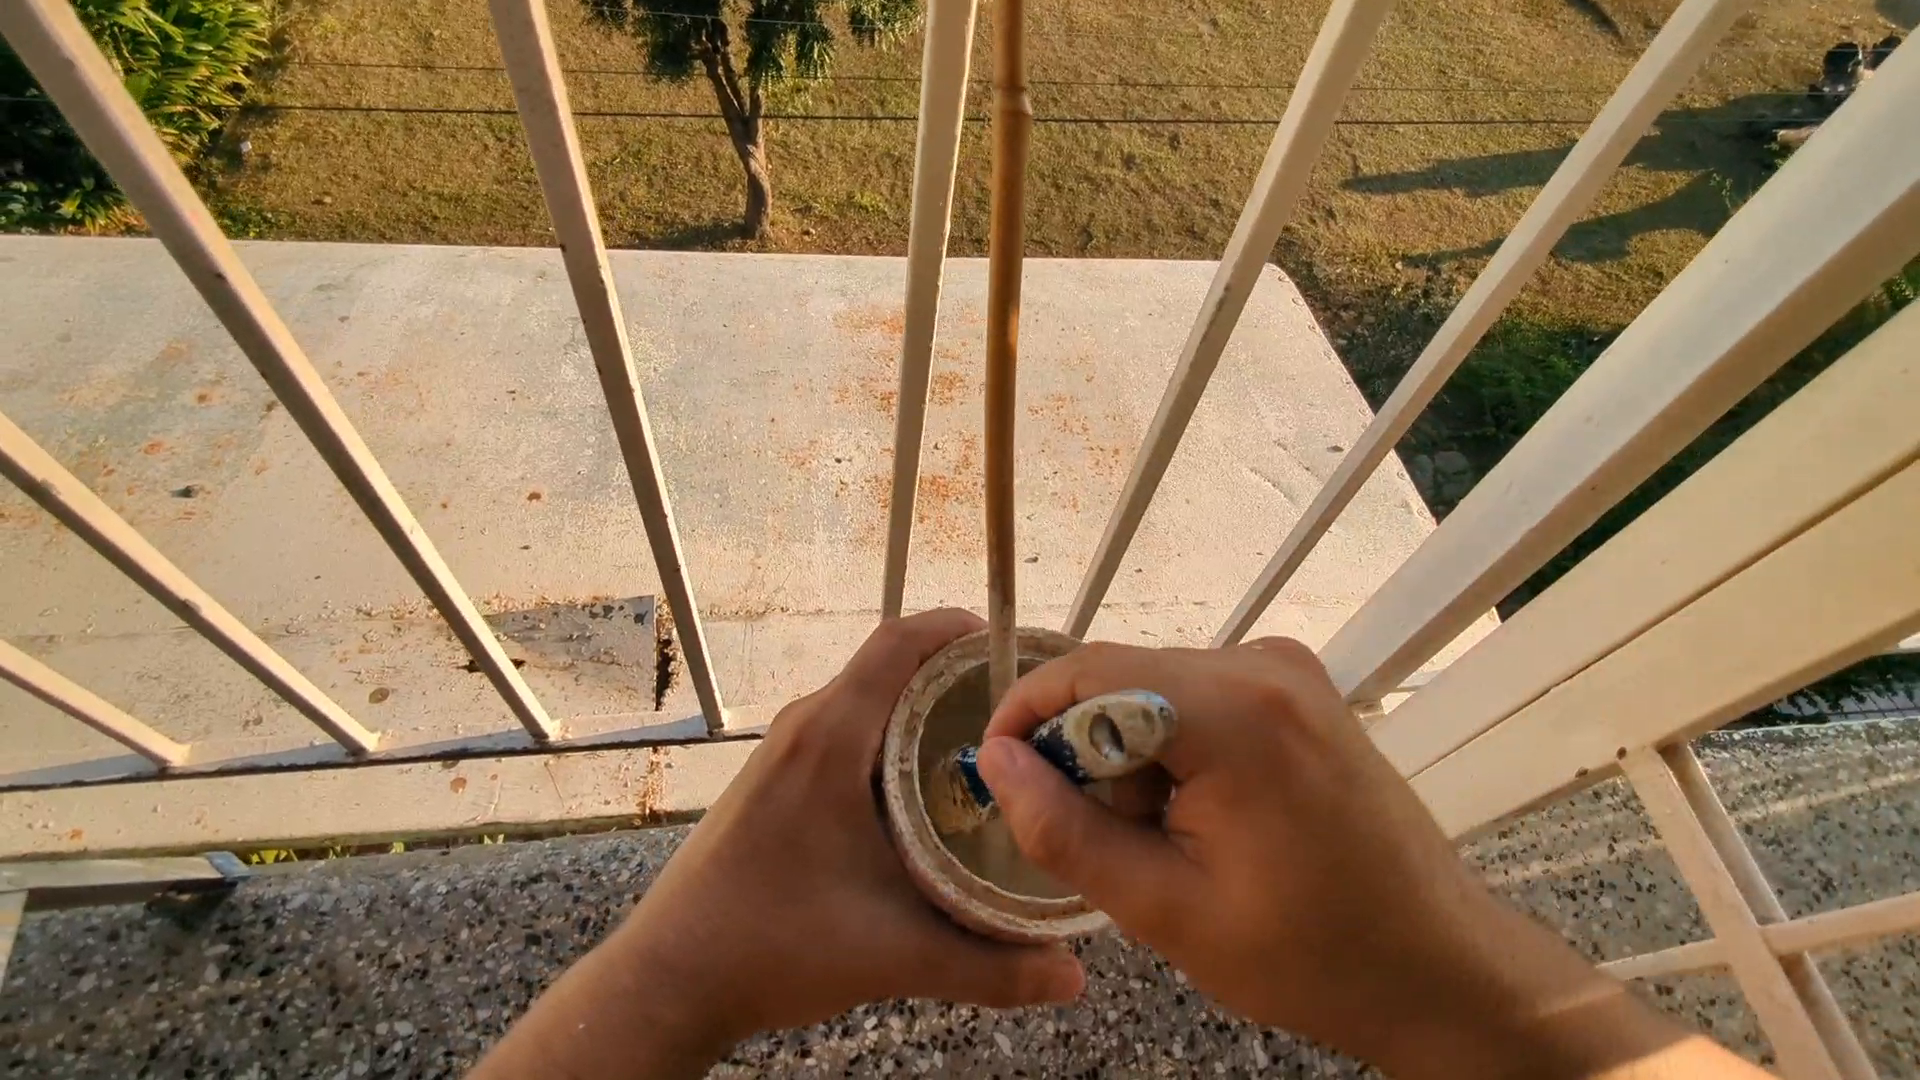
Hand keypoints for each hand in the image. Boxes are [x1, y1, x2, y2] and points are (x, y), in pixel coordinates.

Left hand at [473, 609, 1082, 1079]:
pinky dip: (892, 729)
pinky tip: (923, 778)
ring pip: (866, 697)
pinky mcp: (777, 774)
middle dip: (952, 670)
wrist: (669, 977)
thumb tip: (1075, 977)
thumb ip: (990, 967)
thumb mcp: (892, 953)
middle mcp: (805, 725)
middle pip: (887, 665)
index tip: (1009, 642)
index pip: (896, 644)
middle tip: (1016, 703)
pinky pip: (846, 724)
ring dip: (921, 702)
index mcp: (830, 737)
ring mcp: (785, 748)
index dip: (952, 627)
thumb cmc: (772, 945)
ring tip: (983, 736)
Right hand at [975, 639, 1726, 1079]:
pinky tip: (1200, 808)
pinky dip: (1169, 742)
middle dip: (1085, 749)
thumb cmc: (1310, 954)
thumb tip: (997, 761)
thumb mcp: (1164, 910)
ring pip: (1150, 686)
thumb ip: (1064, 831)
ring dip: (1128, 751)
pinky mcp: (1294, 683)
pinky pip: (1192, 692)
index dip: (1026, 714)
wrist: (1444, 967)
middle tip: (1104, 834)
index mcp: (1236, 712)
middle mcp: (1260, 663)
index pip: (1088, 672)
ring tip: (1165, 835)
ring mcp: (1284, 666)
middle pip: (1119, 678)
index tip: (1000, 771)